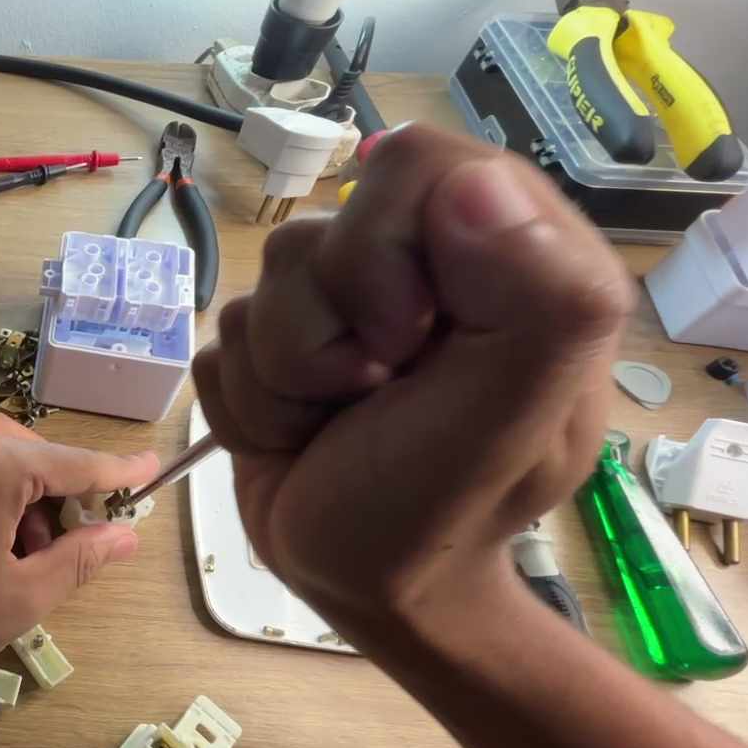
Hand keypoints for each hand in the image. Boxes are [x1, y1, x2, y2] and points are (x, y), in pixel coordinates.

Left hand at [0, 414, 157, 699]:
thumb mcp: (21, 598)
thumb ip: (80, 558)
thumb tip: (124, 532)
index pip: (73, 463)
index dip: (117, 471)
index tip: (152, 469)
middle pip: (37, 455)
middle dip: (61, 496)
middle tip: (69, 547)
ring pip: (4, 459)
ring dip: (28, 499)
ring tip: (23, 558)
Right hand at [191, 125, 633, 639]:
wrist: (357, 580)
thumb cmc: (441, 506)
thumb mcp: (510, 416)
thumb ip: (534, 297)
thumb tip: (465, 183)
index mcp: (493, 261)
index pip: (415, 167)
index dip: (383, 248)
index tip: (404, 342)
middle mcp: (401, 275)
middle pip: (307, 238)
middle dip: (318, 339)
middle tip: (367, 397)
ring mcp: (320, 317)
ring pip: (249, 299)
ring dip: (277, 385)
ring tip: (325, 428)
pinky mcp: (260, 356)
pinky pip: (214, 349)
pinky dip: (243, 407)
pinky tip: (288, 438)